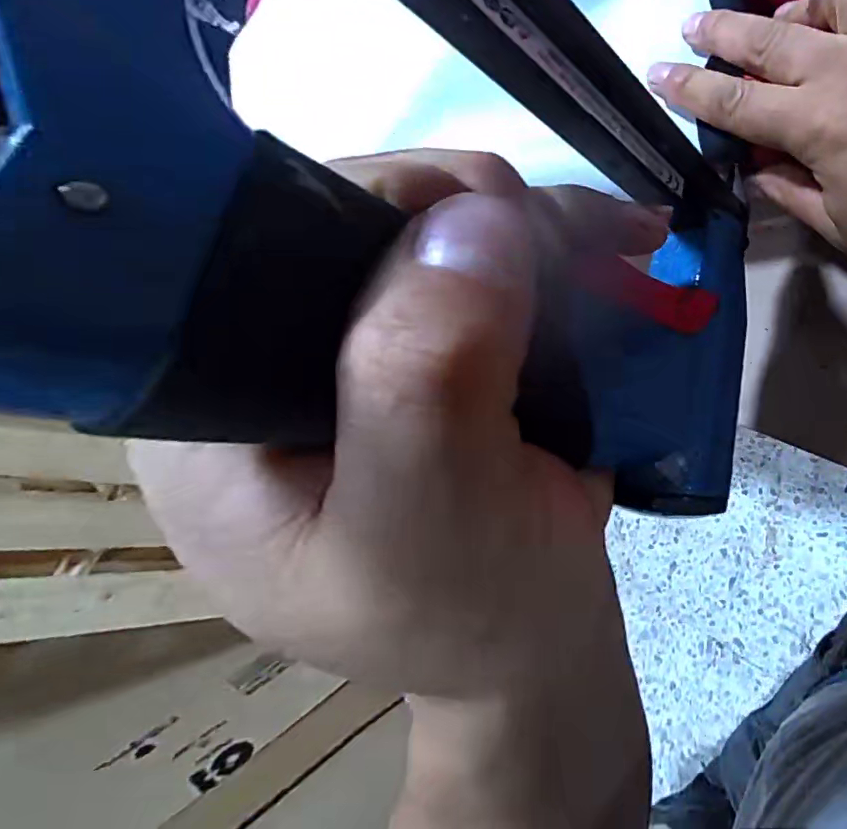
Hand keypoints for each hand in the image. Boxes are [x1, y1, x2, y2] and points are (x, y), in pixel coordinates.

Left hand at [129, 150, 655, 826]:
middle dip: (493, 215)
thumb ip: (424, 378)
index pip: (263, 240)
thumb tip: (475, 215)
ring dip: (548, 227)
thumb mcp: (426, 519)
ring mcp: (376, 342)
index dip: (383, 202)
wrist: (539, 644)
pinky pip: (503, 266)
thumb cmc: (468, 612)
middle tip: (592, 237)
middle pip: (376, 219)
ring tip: (630, 239)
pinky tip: (621, 253)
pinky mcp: (449, 345)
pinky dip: (568, 252)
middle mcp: (284, 351)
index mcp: (216, 395)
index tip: (494, 213)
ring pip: (453, 230)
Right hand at [647, 0, 846, 294]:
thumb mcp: (846, 228)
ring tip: (814, 32)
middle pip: (766, 33)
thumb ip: (790, 192)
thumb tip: (756, 166)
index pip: (734, 100)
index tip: (659, 70)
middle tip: (696, 25)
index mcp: (819, 124)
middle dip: (720, 30)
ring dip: (810, 6)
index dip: (689, 86)